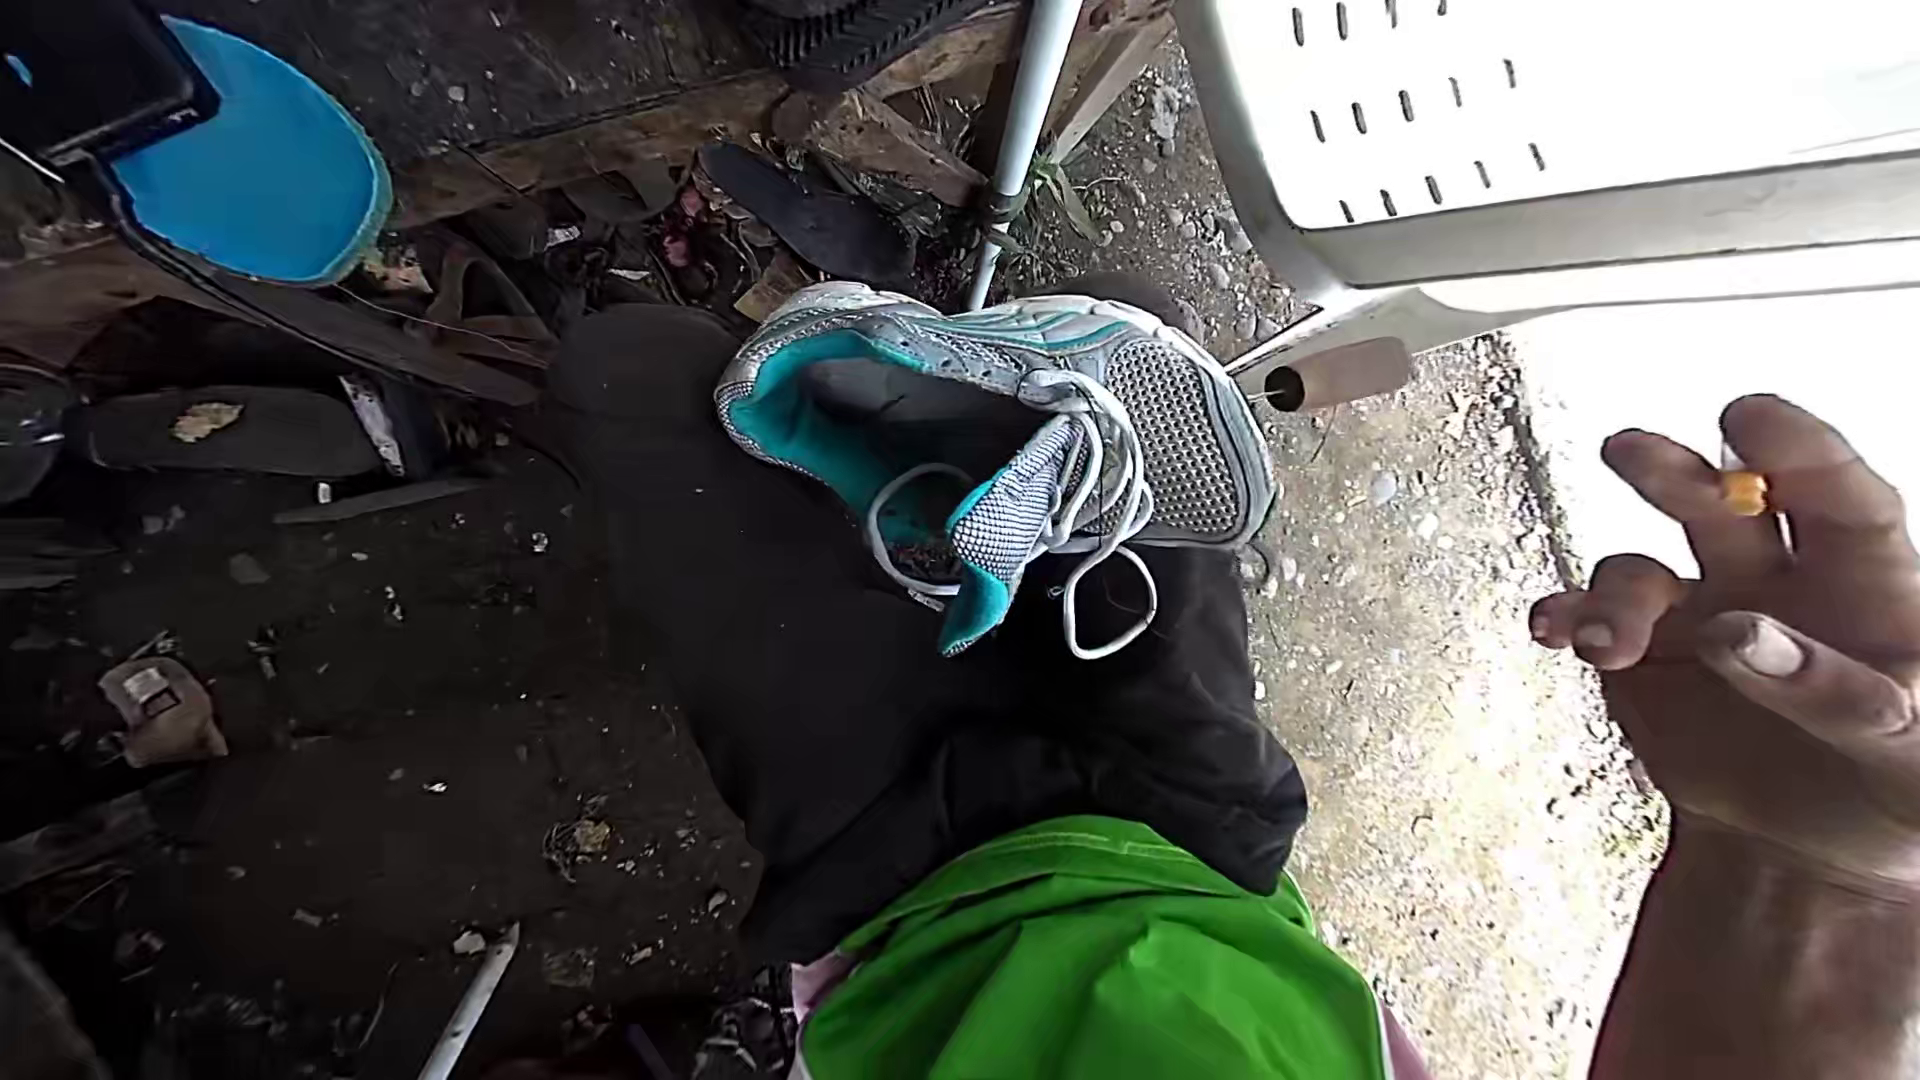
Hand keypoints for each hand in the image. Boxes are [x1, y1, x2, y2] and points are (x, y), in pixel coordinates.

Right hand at [1531, 395, 1919, 891]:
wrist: (1799, 834)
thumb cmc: (1888, 793)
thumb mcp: (1908, 760)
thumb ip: (1835, 694)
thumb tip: (1736, 632)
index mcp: (1866, 595)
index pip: (1841, 506)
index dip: (1798, 452)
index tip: (1745, 410)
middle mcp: (1768, 588)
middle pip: (1714, 509)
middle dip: (1668, 473)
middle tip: (1623, 447)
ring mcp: (1688, 615)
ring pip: (1630, 572)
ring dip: (1608, 601)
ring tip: (1603, 648)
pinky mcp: (1629, 648)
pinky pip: (1577, 615)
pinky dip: (1560, 617)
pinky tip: (1553, 635)